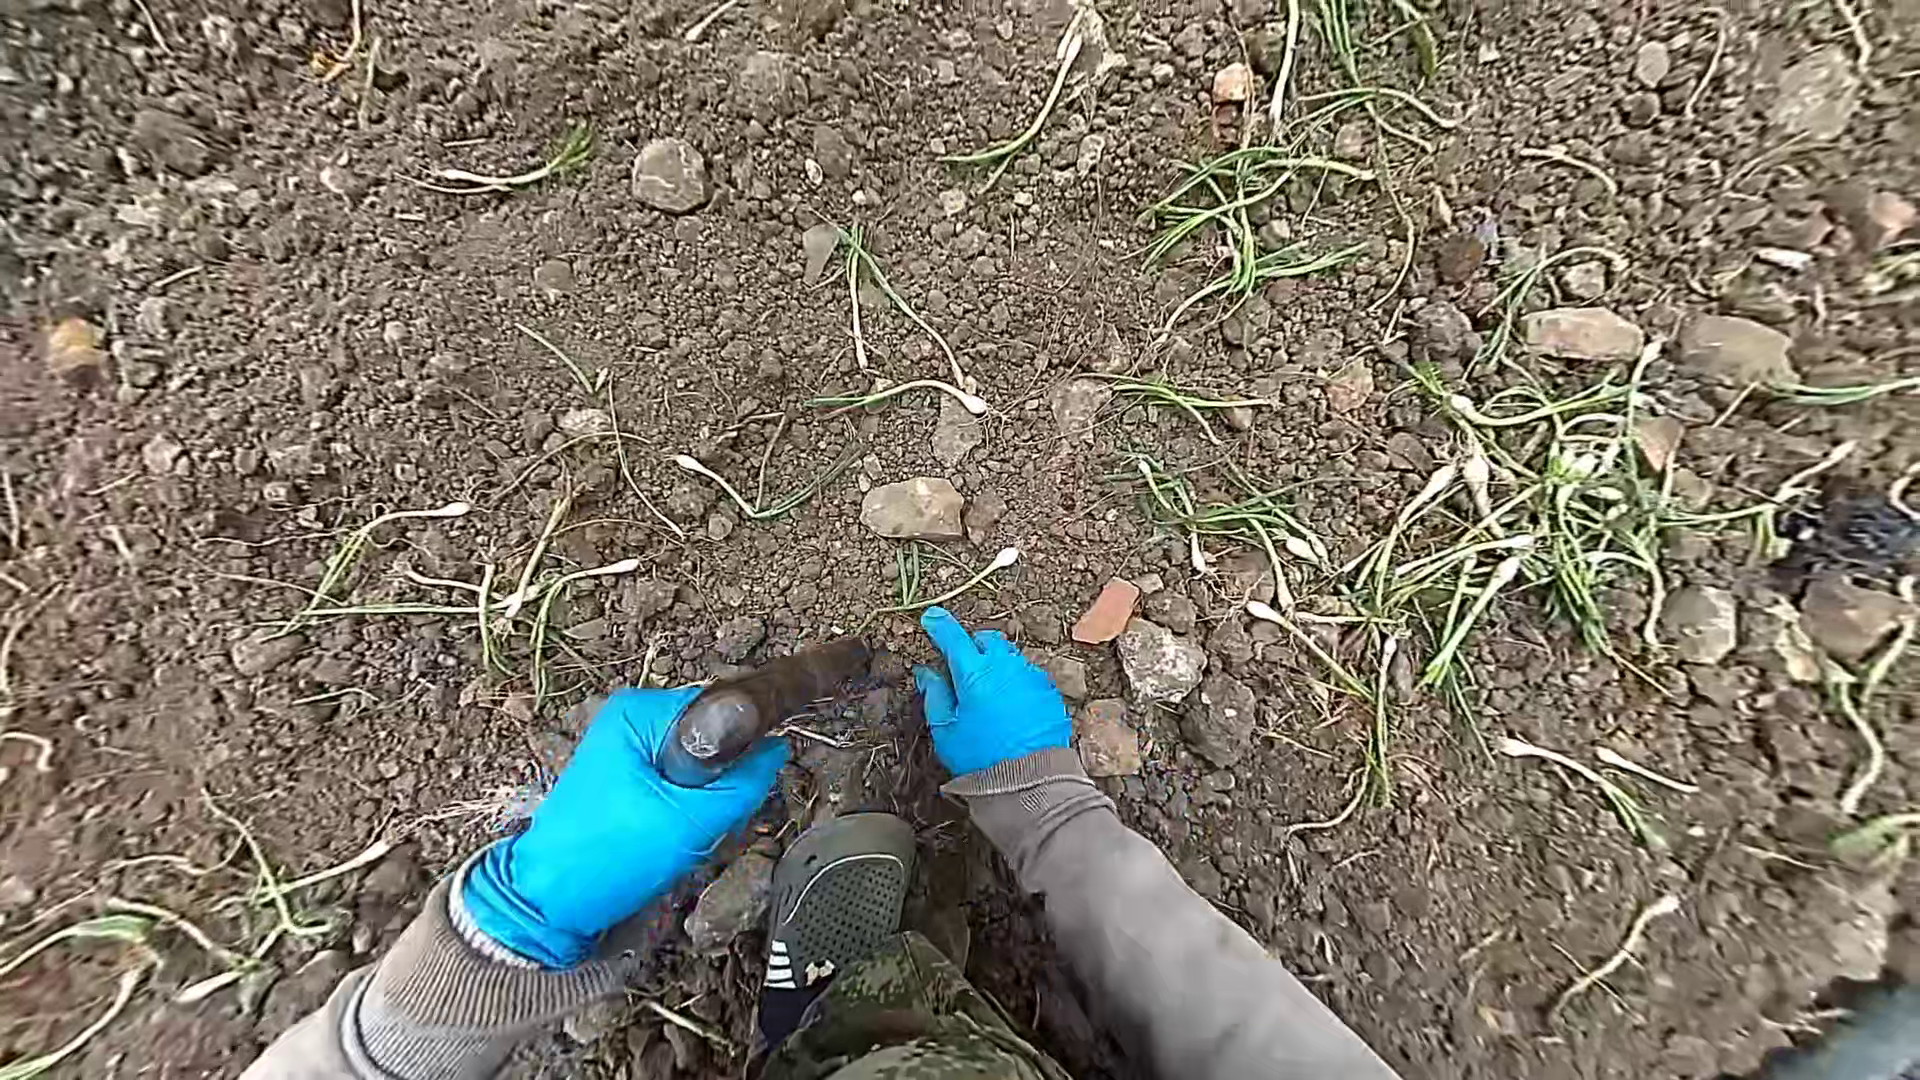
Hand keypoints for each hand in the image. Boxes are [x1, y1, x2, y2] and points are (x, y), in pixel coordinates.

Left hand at [462, 687, 787, 967]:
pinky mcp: (624, 768)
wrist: (543, 907)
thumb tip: (778, 748)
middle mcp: (631, 716)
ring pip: (696, 756)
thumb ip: (746, 782)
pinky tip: (677, 827)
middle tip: (714, 814)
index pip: (718, 707)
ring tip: (692, 826)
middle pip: (708, 732)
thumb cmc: (611, 856)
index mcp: (640, 711)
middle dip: (720, 774)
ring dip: (706, 791)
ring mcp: (625, 742)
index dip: (741, 744)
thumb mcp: (692, 821)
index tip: (742, 781)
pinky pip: (677, 771)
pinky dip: (687, 798)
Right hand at [914, 606, 1070, 775]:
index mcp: (974, 672)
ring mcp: (1030, 675)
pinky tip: (1011, 706)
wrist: (1031, 781)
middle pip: (986, 639)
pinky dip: (1016, 682)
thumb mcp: (946, 730)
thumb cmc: (981, 758)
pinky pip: (1028, 675)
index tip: (931, 618)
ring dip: (996, 665)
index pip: (953, 637)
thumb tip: (926, 672)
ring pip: (1009, 656)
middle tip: (964, 668)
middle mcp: (1005, 665)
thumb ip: (935, 694)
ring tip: (989, 693)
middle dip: (973, 646)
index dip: (939, 625)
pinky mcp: (1048, 690)